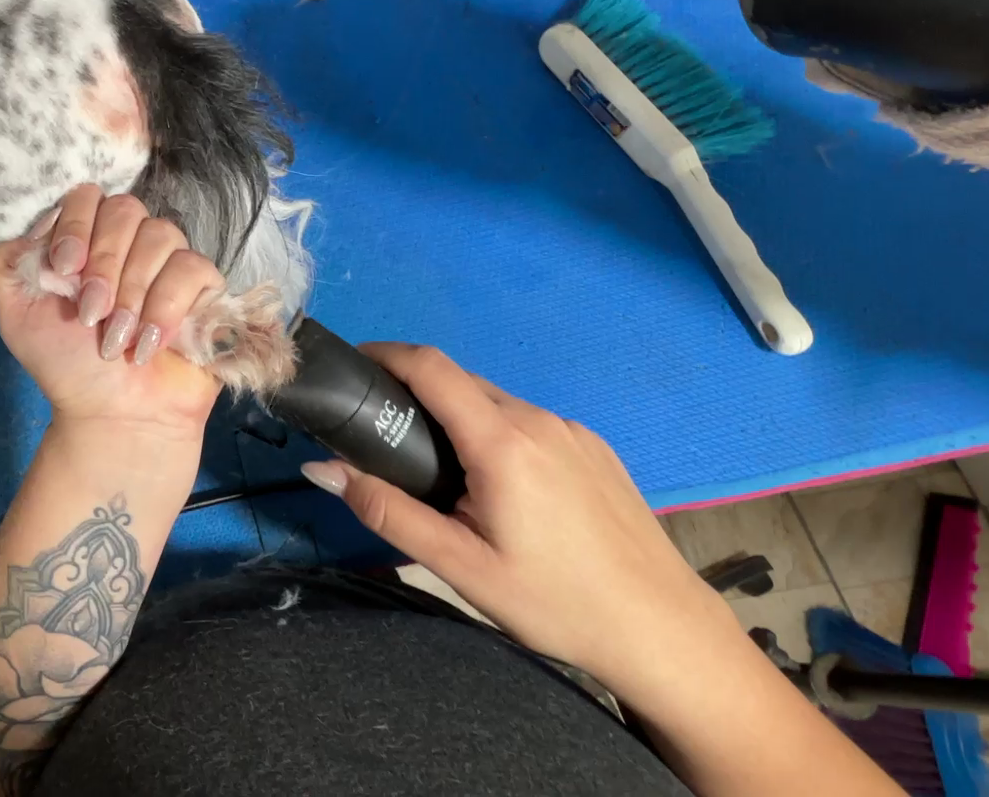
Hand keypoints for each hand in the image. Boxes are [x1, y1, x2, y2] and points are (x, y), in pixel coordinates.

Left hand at [0, 185, 223, 436]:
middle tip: (91, 315)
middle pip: (126, 209)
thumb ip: (13, 262)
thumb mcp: (18, 315)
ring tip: (118, 339)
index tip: (64, 269)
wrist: (114, 415)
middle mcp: (129, 243)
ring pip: (161, 234)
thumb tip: (42, 223)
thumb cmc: (68, 365)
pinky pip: (193, 267)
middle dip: (104, 264)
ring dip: (134, 292)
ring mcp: (169, 261)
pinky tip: (151, 342)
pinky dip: (168, 306)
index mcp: (87, 242)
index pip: (87, 197)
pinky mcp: (204, 286)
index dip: (76, 226)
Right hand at [300, 344, 739, 688]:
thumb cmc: (556, 602)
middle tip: (380, 433)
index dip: (385, 354)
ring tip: (436, 468)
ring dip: (454, 415)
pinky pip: (527, 421)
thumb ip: (386, 511)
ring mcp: (573, 431)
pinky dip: (492, 431)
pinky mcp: (595, 448)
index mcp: (503, 442)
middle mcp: (539, 420)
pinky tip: (496, 485)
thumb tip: (320, 468)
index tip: (351, 366)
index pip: (432, 367)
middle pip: (460, 381)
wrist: (668, 635)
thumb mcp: (460, 566)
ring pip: (494, 402)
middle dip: (412, 391)